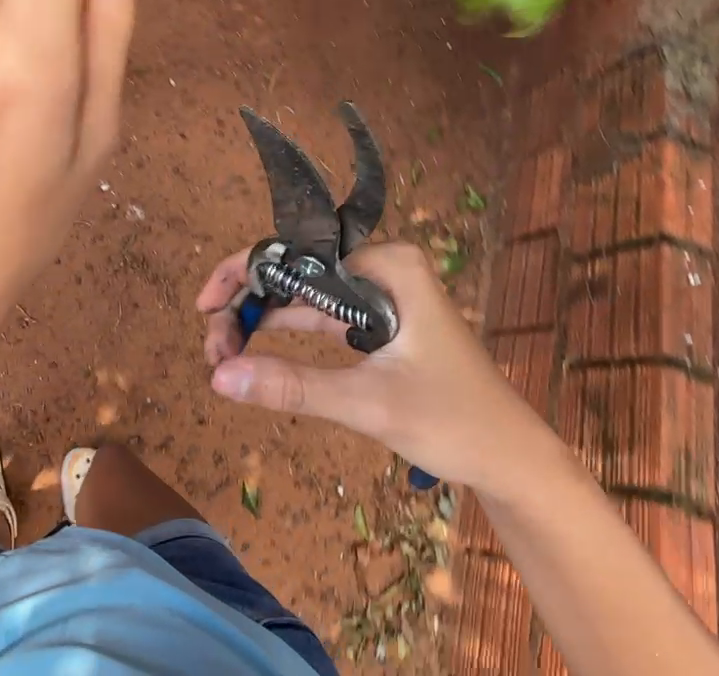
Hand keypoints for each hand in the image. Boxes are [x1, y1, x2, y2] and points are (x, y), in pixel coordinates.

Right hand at [195, 243, 556, 492]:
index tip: (205, 308)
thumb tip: (218, 377)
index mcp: (387, 267)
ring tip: (221, 352)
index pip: (296, 258)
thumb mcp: (368, 403)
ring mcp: (381, 297)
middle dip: (247, 305)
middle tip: (211, 345)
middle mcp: (382, 270)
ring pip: (302, 298)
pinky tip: (255, 350)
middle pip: (294, 275)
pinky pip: (319, 319)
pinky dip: (286, 335)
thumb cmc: (454, 421)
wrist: (512, 461)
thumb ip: (293, 386)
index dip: (243, 276)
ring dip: (261, 322)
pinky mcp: (378, 325)